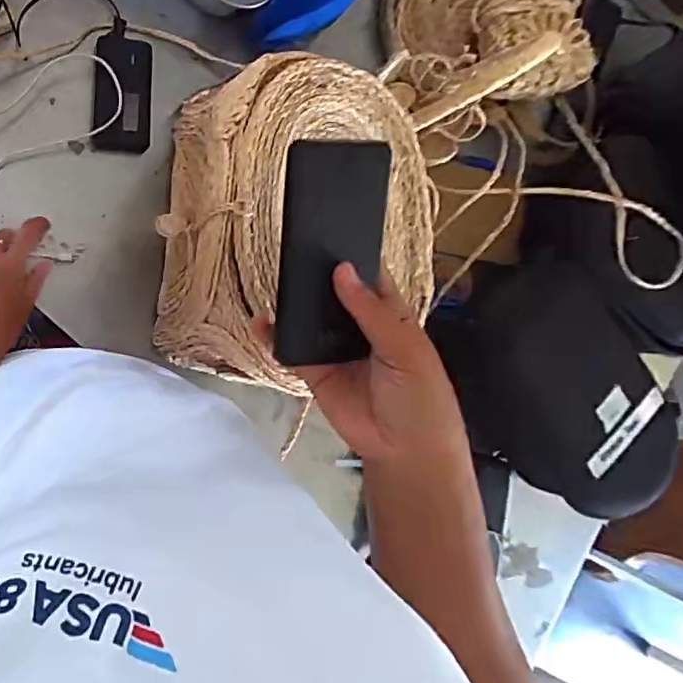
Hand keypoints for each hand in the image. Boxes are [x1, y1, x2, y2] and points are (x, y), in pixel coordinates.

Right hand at [250, 263, 466, 468]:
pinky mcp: (313, 370)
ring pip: (309, 318)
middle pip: (332, 293)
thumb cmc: (421, 396)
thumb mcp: (406, 349)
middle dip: (314, 275)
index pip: (367, 277)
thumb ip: (372, 311)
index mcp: (389, 313)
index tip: (326, 231)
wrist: (405, 451)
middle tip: (291, 251)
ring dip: (293, 303)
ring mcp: (334, 348)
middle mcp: (358, 325)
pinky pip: (290, 350)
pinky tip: (261, 323)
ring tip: (275, 280)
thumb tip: (341, 270)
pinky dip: (274, 337)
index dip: (350, 257)